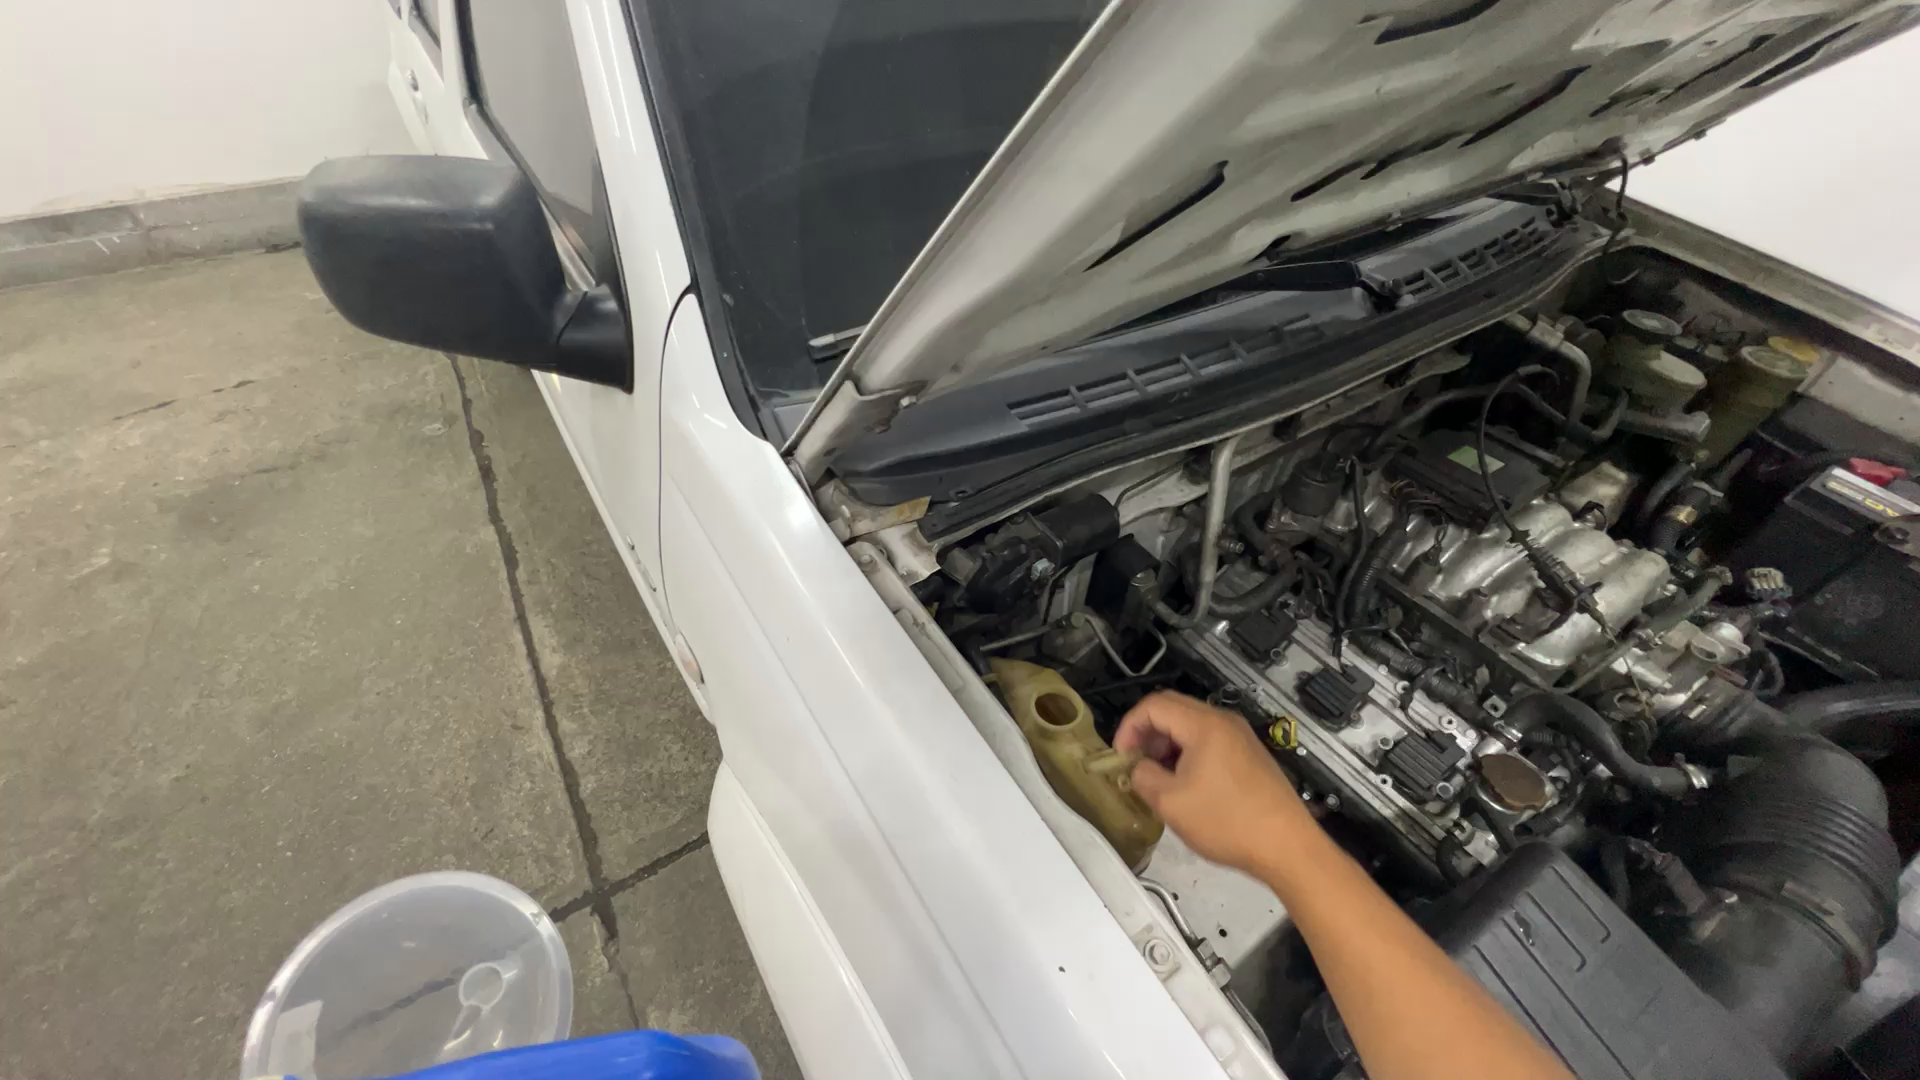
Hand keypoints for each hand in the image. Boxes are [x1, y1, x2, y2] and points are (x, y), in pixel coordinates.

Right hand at [1114, 691, 1318, 875]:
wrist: (1289, 848)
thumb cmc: (1226, 822)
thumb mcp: (1170, 803)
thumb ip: (1143, 777)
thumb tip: (1139, 768)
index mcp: (1203, 724)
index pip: (1153, 706)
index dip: (1129, 727)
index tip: (1121, 758)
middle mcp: (1223, 721)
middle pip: (1172, 709)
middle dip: (1146, 733)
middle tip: (1136, 764)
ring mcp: (1240, 736)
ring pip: (1190, 725)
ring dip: (1167, 743)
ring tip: (1159, 777)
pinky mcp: (1250, 754)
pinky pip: (1209, 740)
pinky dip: (1188, 752)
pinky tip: (1187, 784)